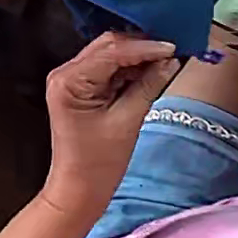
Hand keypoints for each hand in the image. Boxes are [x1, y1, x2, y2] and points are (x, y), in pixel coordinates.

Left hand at [40, 32, 180, 221]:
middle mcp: (65, 73)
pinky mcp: (80, 87)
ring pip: (108, 55)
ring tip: (165, 59)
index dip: (144, 47)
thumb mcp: (127, 121)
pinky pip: (107, 69)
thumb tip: (170, 61)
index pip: (111, 52)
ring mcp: (71, 79)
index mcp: (69, 80)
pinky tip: (150, 70)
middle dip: (140, 47)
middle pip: (107, 47)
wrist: (79, 190)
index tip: (173, 47)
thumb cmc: (98, 163)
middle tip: (171, 51)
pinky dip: (129, 68)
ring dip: (136, 56)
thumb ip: (148, 86)